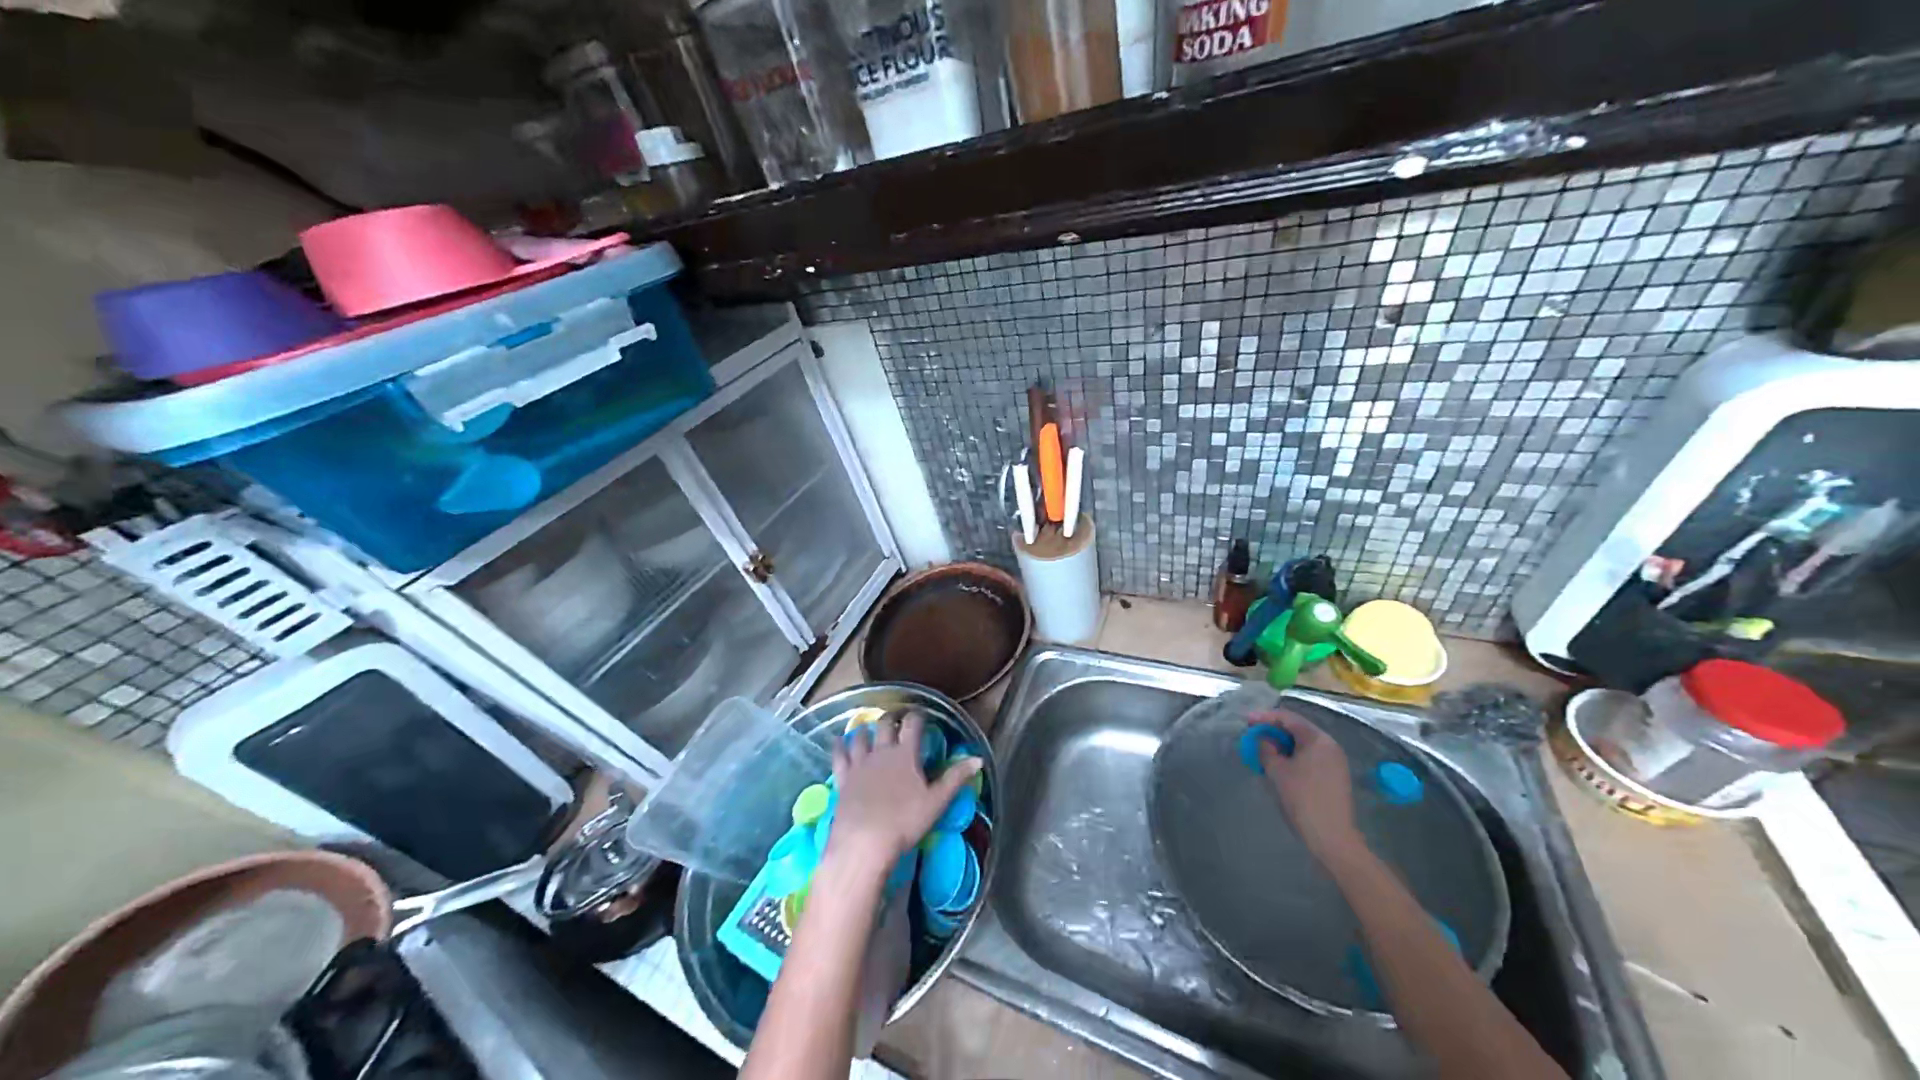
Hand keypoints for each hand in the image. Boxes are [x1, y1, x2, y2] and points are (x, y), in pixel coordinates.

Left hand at [828, 709, 981, 868]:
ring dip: (866, 729)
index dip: (918, 716)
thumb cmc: (904, 822)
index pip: (913, 725)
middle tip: (896, 718)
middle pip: (885, 725)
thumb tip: (978, 759)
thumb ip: (956, 778)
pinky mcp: (843, 778)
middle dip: (891, 718)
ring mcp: (859, 764)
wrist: (864, 842)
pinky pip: (839, 756)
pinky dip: (839, 746)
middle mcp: (881, 752)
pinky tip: (838, 742)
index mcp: (905, 755)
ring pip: (860, 737)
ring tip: (869, 729)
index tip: (921, 715)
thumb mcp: (936, 802)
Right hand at [1248, 709, 1363, 860]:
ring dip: (1283, 745)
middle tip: (1253, 735)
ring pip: (1304, 745)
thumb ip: (1266, 749)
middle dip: (1274, 731)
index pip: (1289, 719)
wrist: (1332, 837)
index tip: (1246, 721)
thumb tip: (1264, 740)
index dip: (1265, 717)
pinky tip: (1280, 766)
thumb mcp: (1277, 771)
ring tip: (1264, 751)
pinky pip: (1311, 757)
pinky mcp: (1336, 777)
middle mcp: (1330, 746)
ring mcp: (1336, 762)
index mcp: (1318, 739)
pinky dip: (1294, 757)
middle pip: (1298, 730)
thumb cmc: (1302, 798)